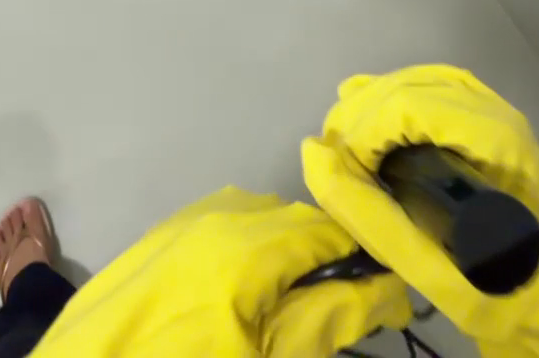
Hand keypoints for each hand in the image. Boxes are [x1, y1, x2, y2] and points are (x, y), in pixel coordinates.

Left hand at [29, 188, 410, 357]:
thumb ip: (327, 321)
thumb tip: (386, 286)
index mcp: (243, 246)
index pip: (326, 231)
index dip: (359, 259)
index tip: (378, 292)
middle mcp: (211, 218)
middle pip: (290, 220)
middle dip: (317, 257)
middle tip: (324, 309)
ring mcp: (176, 225)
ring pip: (252, 219)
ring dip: (277, 252)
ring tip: (276, 306)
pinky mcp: (151, 242)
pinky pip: (214, 227)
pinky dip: (239, 250)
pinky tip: (231, 296)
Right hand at [302, 66, 538, 357]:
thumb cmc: (520, 308)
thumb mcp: (444, 277)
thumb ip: (378, 220)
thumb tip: (316, 163)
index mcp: (499, 144)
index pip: (411, 103)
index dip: (362, 127)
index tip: (334, 172)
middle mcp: (499, 116)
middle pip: (411, 86)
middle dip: (361, 116)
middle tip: (332, 166)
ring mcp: (498, 120)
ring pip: (420, 84)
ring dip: (374, 109)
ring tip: (345, 150)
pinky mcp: (491, 134)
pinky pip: (434, 96)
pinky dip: (396, 106)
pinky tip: (373, 128)